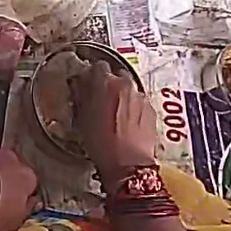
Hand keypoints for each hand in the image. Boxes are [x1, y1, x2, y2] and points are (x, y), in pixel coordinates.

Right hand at [69, 61, 157, 183]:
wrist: (129, 164)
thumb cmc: (101, 142)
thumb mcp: (82, 118)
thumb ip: (80, 95)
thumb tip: (78, 83)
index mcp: (105, 83)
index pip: (98, 66)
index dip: (92, 74)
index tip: (88, 83)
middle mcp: (126, 85)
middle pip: (116, 74)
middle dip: (109, 83)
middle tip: (100, 99)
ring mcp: (140, 96)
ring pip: (129, 89)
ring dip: (121, 95)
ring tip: (114, 113)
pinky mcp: (151, 109)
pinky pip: (139, 101)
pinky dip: (132, 107)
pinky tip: (126, 122)